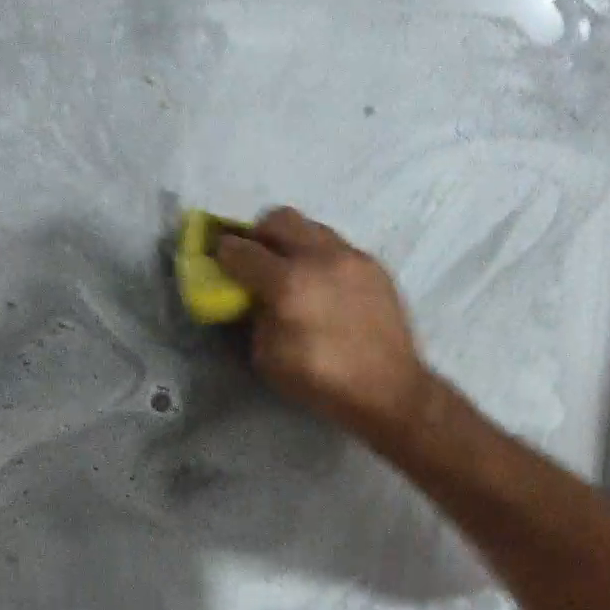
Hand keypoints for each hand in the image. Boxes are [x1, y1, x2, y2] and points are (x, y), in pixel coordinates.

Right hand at [214, 207, 434, 440]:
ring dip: (294, 241)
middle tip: (256, 259)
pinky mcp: (374, 265)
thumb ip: (256, 318)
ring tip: (293, 270)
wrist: (390, 390)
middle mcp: (320, 258)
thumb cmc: (324, 382)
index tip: (219, 257)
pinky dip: (322, 257)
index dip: (223, 252)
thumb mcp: (270, 359)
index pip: (242, 250)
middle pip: (279, 219)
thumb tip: (256, 297)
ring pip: (312, 227)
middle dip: (260, 235)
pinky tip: (325, 286)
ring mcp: (352, 257)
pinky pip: (338, 246)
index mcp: (288, 283)